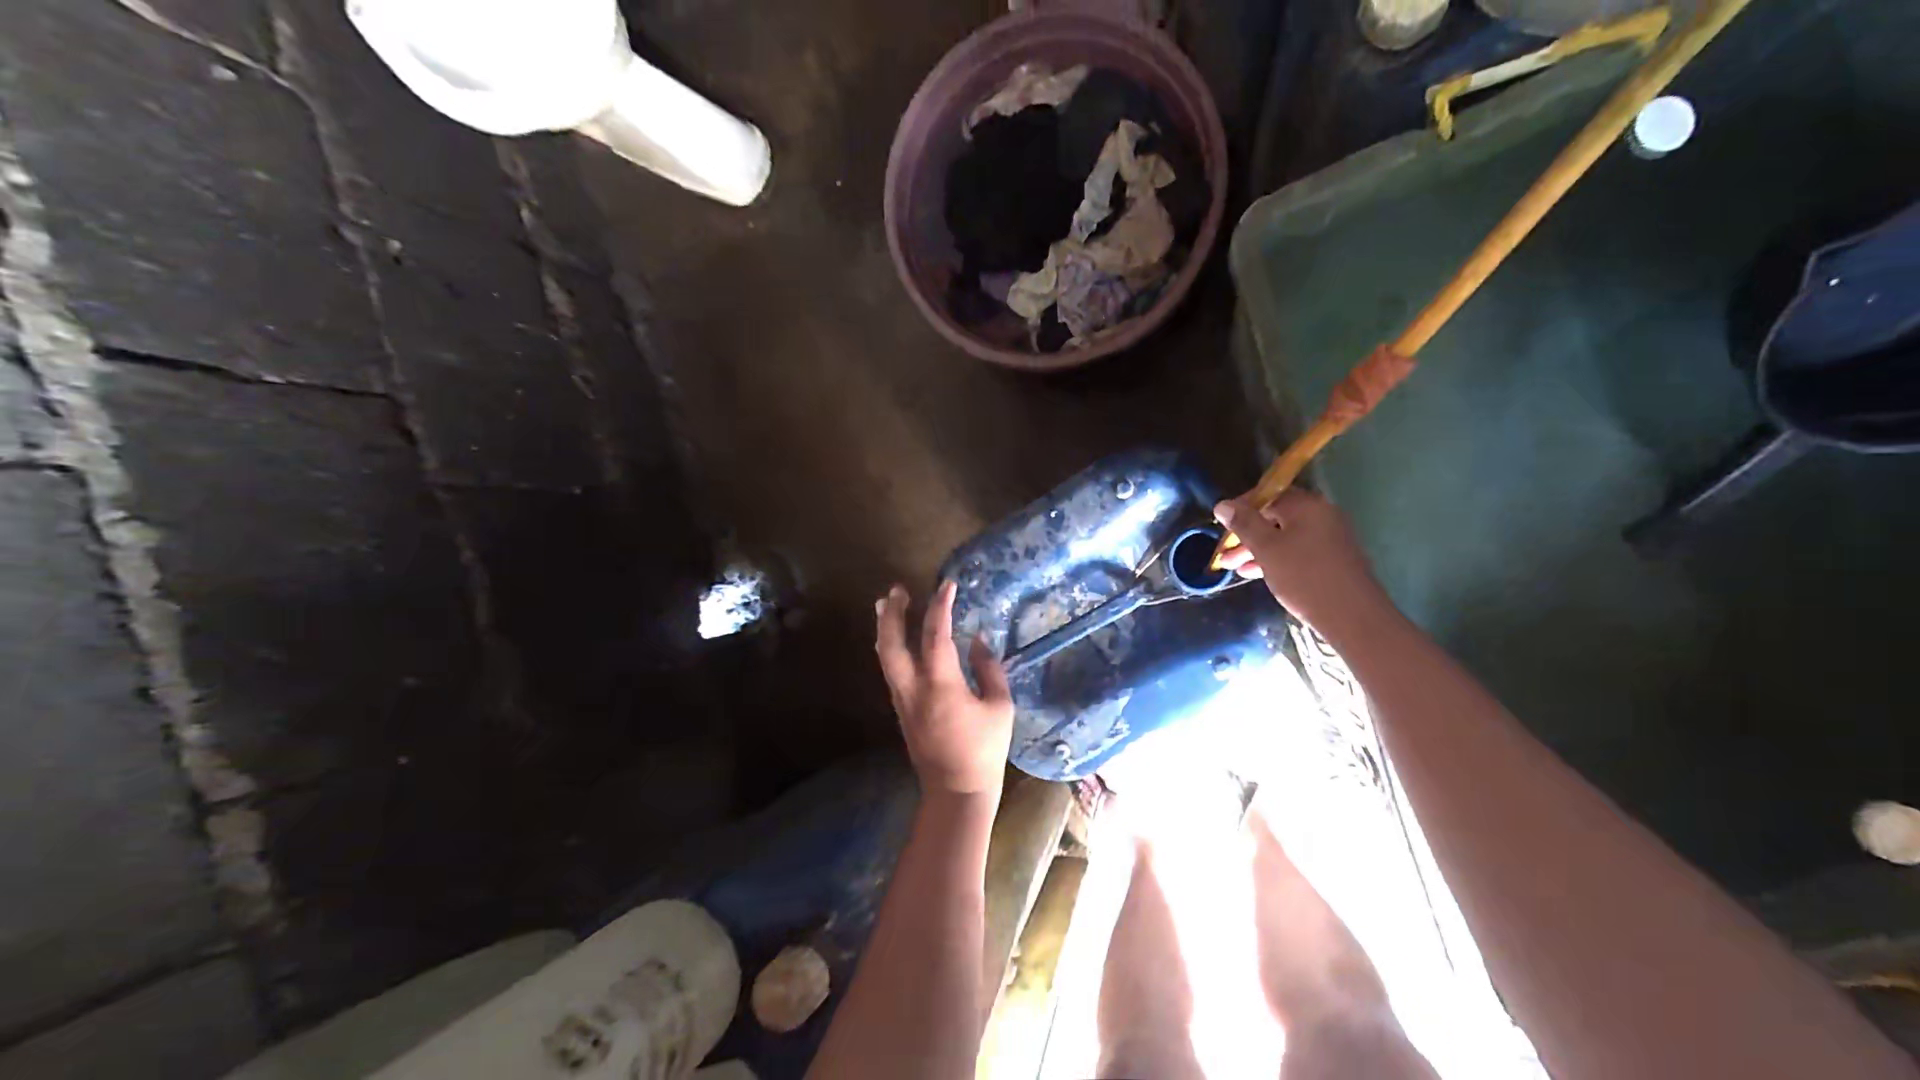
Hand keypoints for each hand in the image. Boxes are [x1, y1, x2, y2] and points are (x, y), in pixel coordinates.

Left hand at [875, 581, 1015, 799]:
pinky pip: (889, 670)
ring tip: (887, 604)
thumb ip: (989, 669)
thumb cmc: (984, 750)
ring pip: (884, 656)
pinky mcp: (900, 710)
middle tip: (898, 589)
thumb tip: (977, 640)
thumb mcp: (1000, 706)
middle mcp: (913, 688)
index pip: (936, 634)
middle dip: (892, 612)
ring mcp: (901, 700)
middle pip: (891, 642)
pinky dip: (889, 646)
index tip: (947, 585)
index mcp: (941, 684)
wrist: (955, 791)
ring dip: (885, 627)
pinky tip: (894, 638)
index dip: (940, 606)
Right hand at [1214, 488, 1394, 637]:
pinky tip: (1256, 574)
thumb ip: (1244, 524)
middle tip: (1225, 552)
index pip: (1268, 494)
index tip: (1221, 526)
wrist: (1352, 616)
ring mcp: (1329, 537)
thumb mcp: (1266, 549)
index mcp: (1306, 506)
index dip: (1241, 507)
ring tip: (1234, 568)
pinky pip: (1297, 550)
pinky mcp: (1332, 558)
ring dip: (1257, 549)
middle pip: (1275, 517)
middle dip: (1247, 534)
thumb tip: (1223, 504)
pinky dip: (1276, 558)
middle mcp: (1320, 515)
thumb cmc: (1304, 577)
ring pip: (1284, 536)